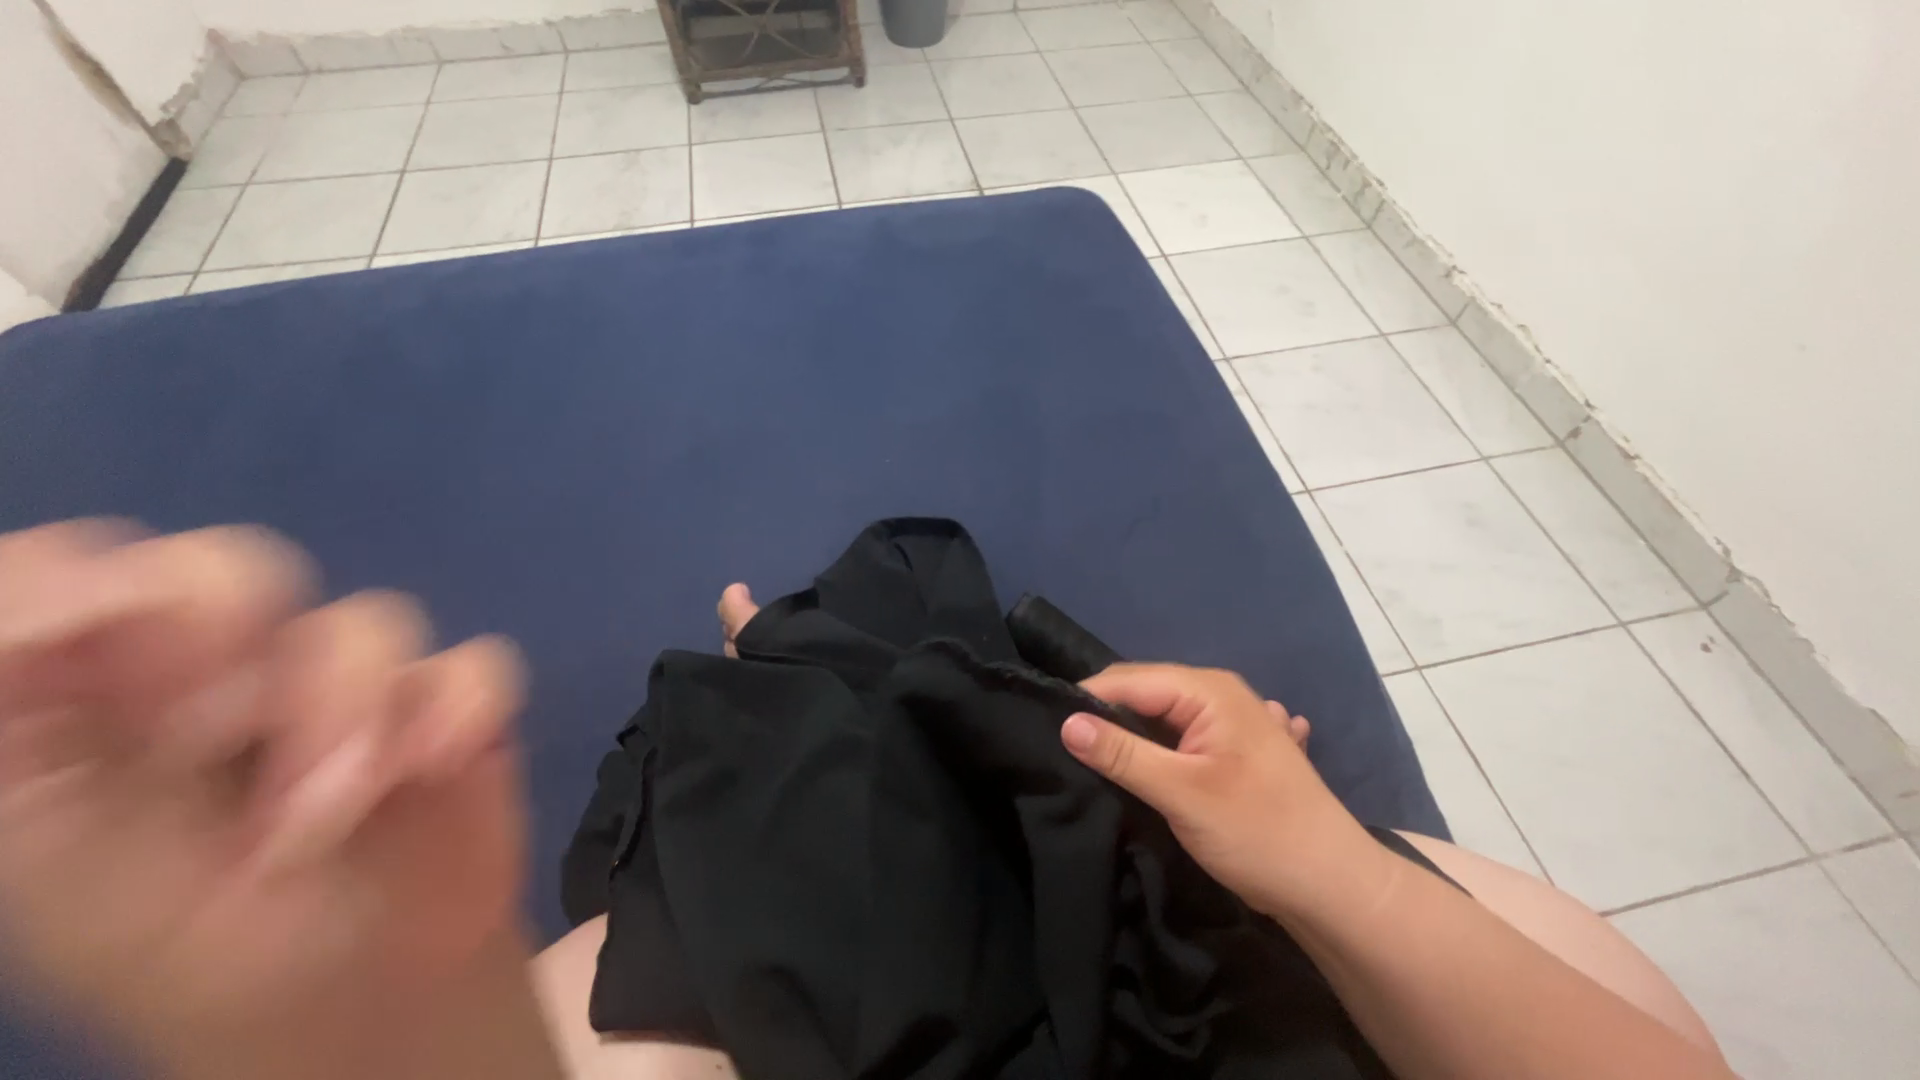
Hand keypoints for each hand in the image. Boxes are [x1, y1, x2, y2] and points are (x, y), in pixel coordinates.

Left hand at [0, 522, 529, 1059]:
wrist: (359, 998)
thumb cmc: (188, 952)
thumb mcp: (53, 864)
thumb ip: (31, 739)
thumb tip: (29, 619)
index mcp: (110, 698)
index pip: (75, 574)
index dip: (82, 583)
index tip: (87, 646)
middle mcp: (236, 670)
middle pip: (232, 567)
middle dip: (227, 638)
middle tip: (204, 733)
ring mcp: (359, 686)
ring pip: (368, 620)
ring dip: (347, 712)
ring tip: (329, 815)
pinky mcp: (453, 709)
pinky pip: (475, 667)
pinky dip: (458, 711)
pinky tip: (431, 770)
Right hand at [1061, 663, 1392, 921]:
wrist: (1331, 886)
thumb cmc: (1258, 832)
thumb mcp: (1182, 793)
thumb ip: (1122, 754)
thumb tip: (1065, 723)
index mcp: (1209, 690)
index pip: (1128, 680)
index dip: (1085, 701)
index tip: (1047, 730)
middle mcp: (1218, 694)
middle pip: (1143, 693)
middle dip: (1104, 717)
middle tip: (1062, 749)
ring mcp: (1228, 722)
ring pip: (1159, 717)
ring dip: (1128, 736)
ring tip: (1089, 760)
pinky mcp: (1229, 751)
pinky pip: (1178, 736)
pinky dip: (1153, 747)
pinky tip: (1136, 768)